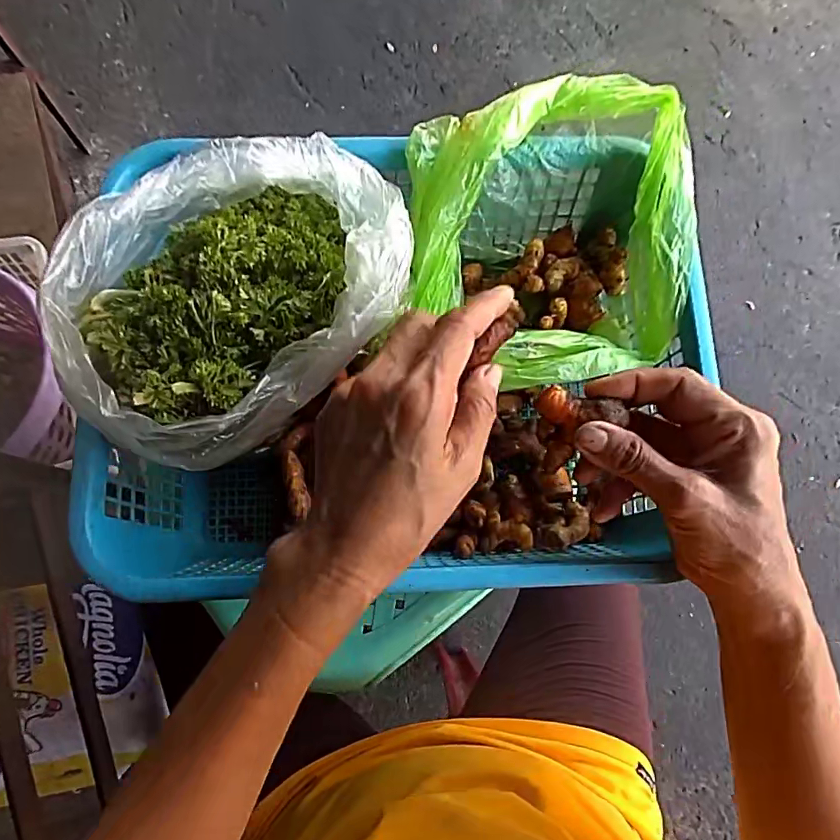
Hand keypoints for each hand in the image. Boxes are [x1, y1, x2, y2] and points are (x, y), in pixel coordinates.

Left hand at [260, 287, 510, 600]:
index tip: (505, 297)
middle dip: (452, 326)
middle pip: (421, 322)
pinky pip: (374, 367)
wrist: (345, 541)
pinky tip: (404, 409)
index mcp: (422, 397)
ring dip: (424, 347)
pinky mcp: (335, 401)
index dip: (484, 307)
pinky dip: (398, 372)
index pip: (456, 330)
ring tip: (439, 385)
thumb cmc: (415, 513)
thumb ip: (478, 410)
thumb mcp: (463, 467)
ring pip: (395, 340)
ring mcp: (352, 388)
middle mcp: (383, 380)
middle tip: (473, 353)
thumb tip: (488, 369)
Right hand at [574, 368, 802, 611]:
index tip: (591, 393)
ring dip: (613, 462)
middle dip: (615, 431)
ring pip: (646, 445)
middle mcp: (721, 436)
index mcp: (736, 426)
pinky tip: (605, 506)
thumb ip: (635, 461)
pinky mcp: (688, 484)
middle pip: (656, 415)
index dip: (631, 384)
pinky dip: (624, 485)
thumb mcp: (683, 497)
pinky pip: (647, 471)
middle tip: (579, 440)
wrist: (752, 595)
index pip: (678, 386)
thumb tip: (590, 432)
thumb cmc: (739, 547)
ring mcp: (703, 461)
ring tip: (586, 480)